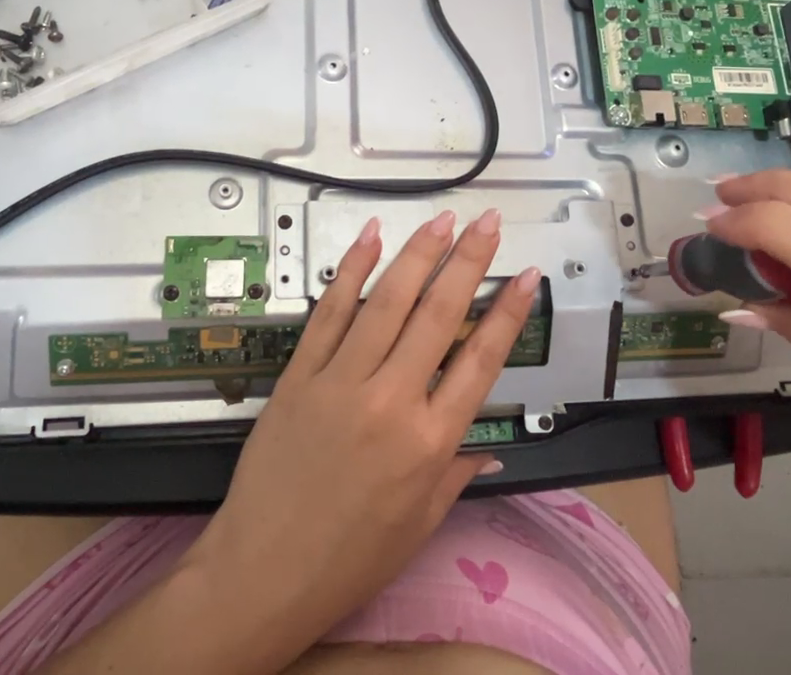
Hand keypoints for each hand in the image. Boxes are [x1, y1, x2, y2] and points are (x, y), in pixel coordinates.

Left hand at [181, 210, 539, 670]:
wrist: (265, 572)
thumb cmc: (350, 559)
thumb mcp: (421, 524)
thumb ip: (458, 474)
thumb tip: (490, 448)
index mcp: (430, 442)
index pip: (480, 360)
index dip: (508, 312)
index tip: (525, 276)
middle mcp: (391, 401)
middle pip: (438, 316)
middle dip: (468, 262)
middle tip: (488, 223)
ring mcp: (340, 382)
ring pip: (386, 303)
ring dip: (418, 254)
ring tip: (443, 218)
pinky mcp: (299, 376)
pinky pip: (328, 314)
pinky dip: (350, 272)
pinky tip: (370, 237)